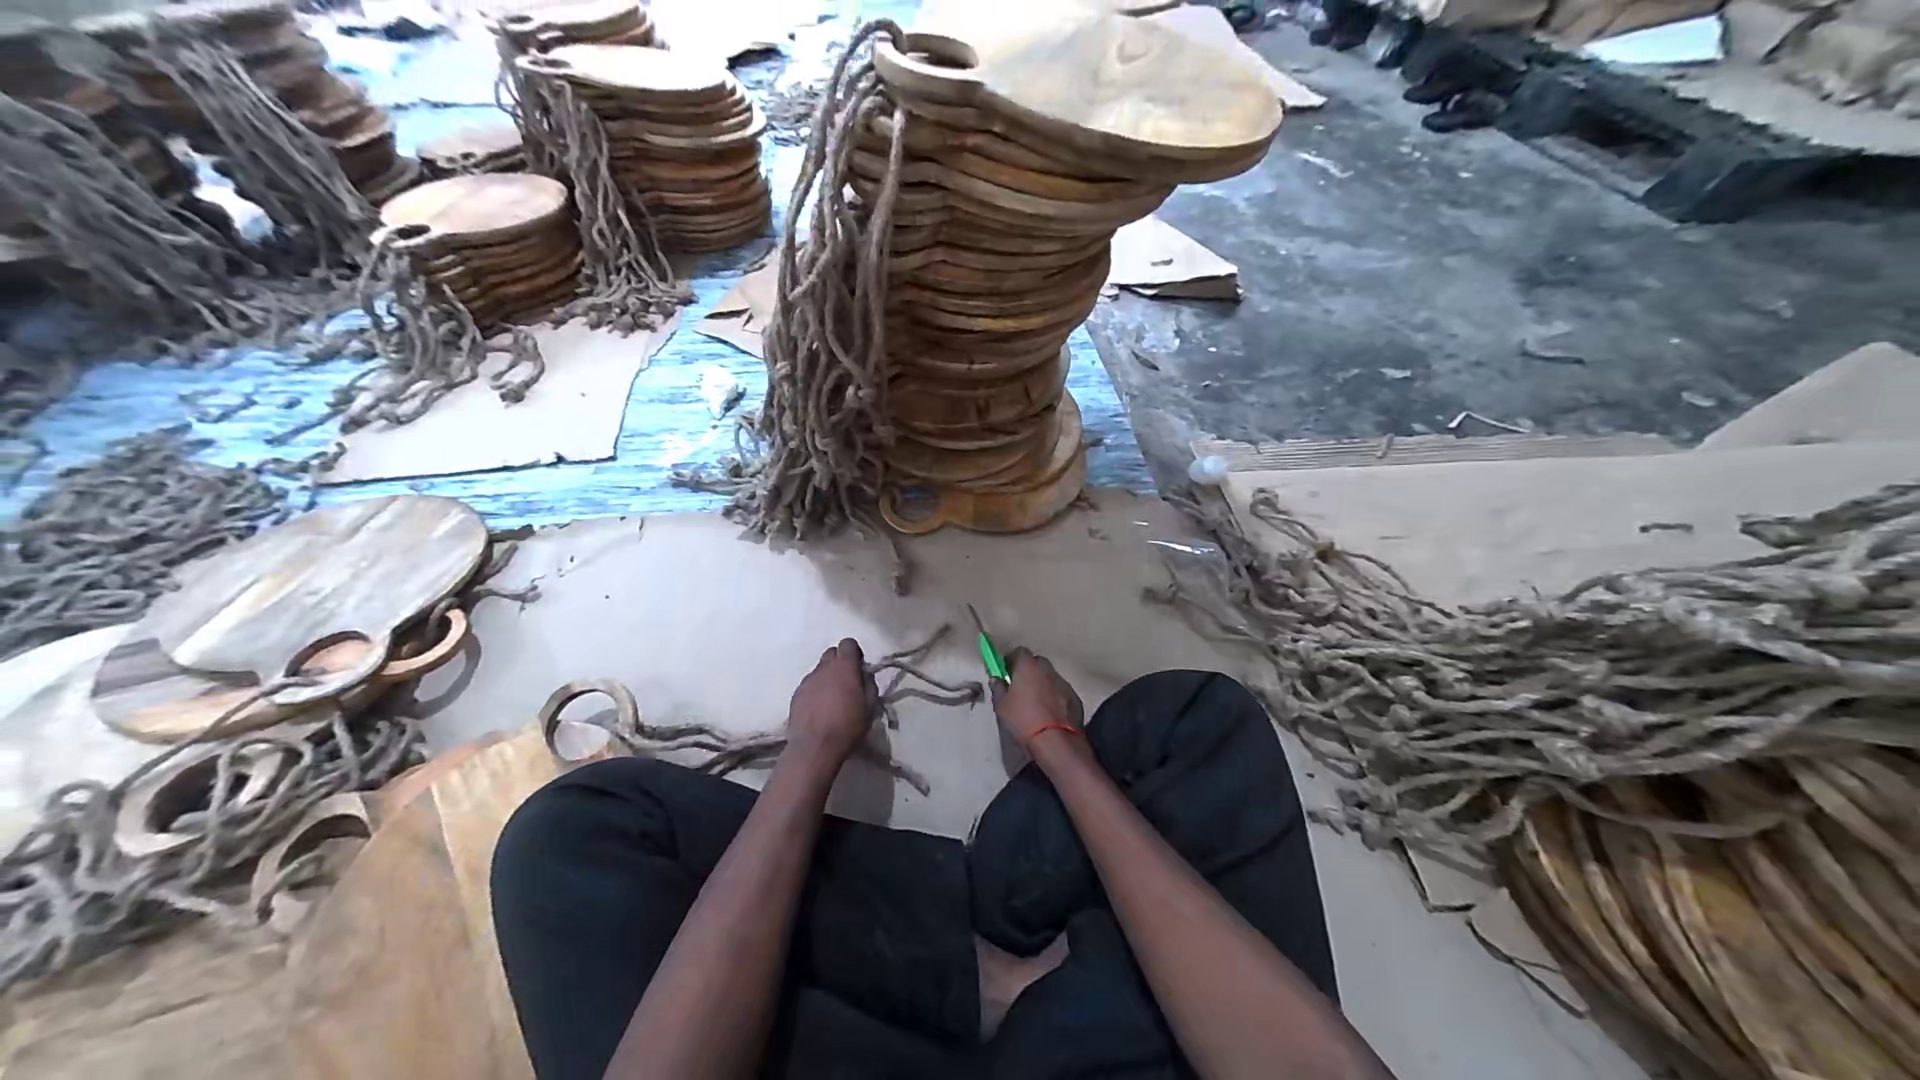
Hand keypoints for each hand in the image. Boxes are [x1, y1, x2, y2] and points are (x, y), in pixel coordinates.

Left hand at [786, 638, 877, 767]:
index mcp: (844, 667)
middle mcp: (823, 668)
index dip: (855, 653)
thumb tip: (864, 675)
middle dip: (840, 663)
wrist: (815, 747)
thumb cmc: (848, 726)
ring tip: (831, 699)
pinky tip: (819, 708)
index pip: (848, 643)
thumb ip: (869, 684)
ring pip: (819, 670)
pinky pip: (808, 685)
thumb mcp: (870, 706)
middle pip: (831, 653)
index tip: (859, 668)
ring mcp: (807, 680)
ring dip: (827, 678)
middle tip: (846, 682)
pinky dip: (815, 691)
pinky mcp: (796, 694)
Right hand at [991, 648, 1085, 749]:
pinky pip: (1061, 692)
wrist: (1055, 742)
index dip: (1012, 660)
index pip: (1020, 652)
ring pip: (1050, 678)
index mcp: (1028, 667)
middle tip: (1020, 687)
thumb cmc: (1023, 720)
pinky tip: (1049, 713)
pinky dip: (1055, 697)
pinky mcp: (1075, 698)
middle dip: (1029, 671)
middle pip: (1037, 663)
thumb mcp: (1001, 706)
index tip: (1006, 672)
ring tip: (1035, 703)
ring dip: (1043, 684)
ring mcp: (1064, 683)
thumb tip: (997, 679)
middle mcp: (1048, 670)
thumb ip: (998, 688)